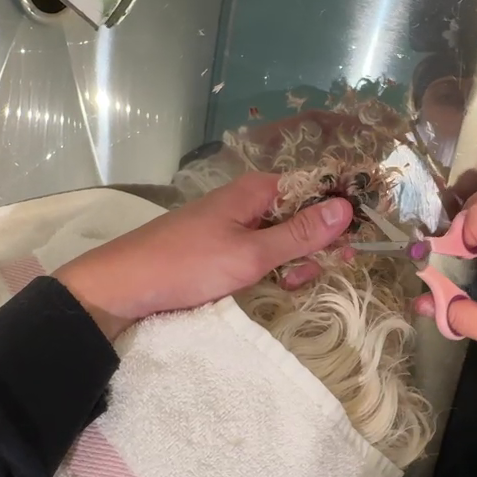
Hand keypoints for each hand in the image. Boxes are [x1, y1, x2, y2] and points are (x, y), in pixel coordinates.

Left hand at [55, 174, 352, 338]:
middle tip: (308, 276)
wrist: (123, 287)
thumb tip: (347, 207)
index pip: (315, 189)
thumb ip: (301, 234)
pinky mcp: (222, 247)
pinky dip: (270, 269)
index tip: (353, 245)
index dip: (337, 214)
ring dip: (292, 263)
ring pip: (283, 239)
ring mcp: (234, 225)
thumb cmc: (188, 265)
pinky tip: (268, 287)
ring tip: (284, 287)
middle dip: (314, 246)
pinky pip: (261, 252)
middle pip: (302, 216)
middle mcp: (248, 201)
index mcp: (257, 190)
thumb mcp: (251, 254)